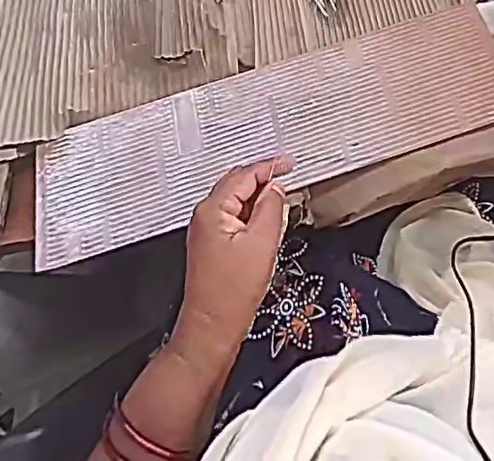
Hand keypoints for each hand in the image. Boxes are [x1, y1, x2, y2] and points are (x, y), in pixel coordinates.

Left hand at [176, 158, 292, 357]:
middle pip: (237, 182)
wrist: (212, 329)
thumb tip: (276, 187)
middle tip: (286, 175)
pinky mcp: (211, 244)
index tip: (288, 164)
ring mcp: (206, 230)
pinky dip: (251, 210)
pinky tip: (266, 219)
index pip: (245, 175)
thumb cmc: (231, 294)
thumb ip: (271, 208)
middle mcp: (205, 216)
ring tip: (280, 197)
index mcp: (214, 210)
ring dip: (258, 194)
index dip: (270, 166)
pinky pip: (234, 215)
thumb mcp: (262, 243)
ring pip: (236, 199)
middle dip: (263, 176)